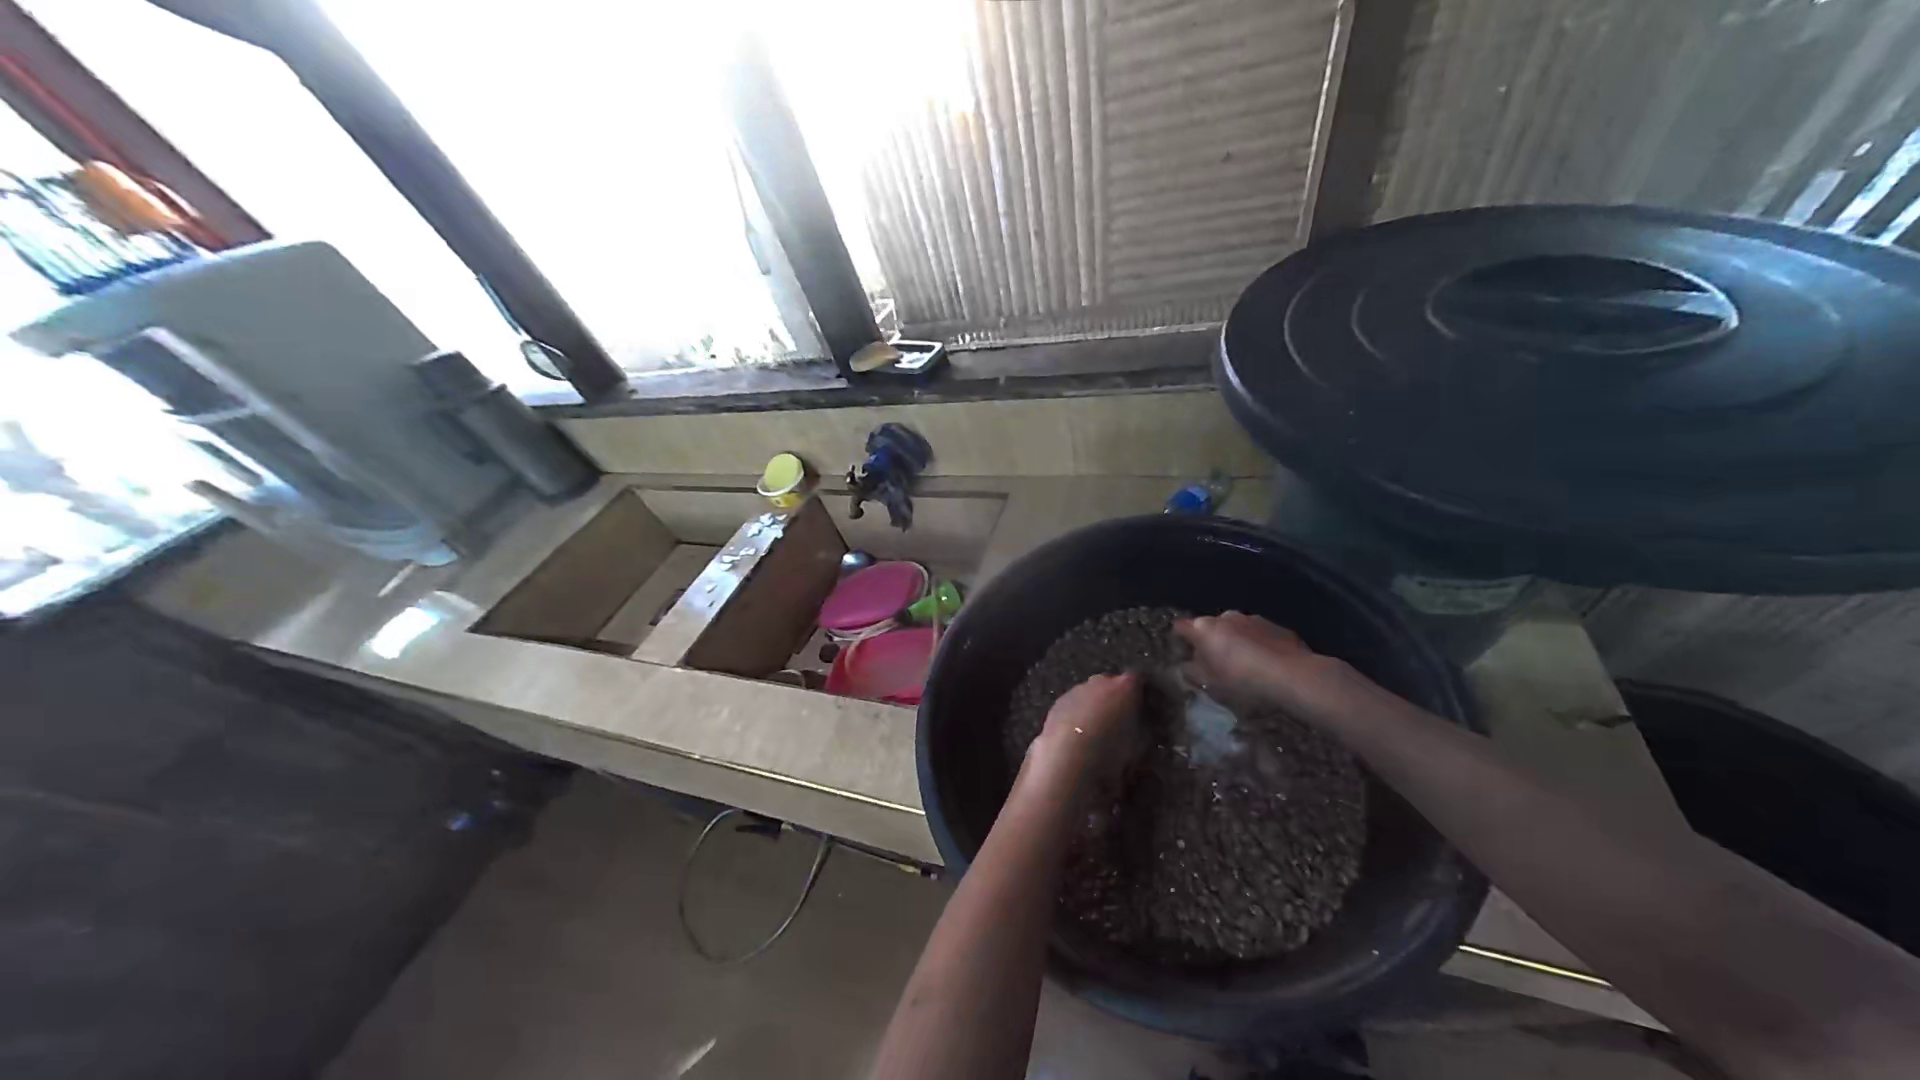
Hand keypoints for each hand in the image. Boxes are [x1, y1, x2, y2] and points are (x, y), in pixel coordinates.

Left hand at [1028, 673, 1143, 803]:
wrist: (1068, 757)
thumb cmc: (1113, 750)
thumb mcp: (1143, 744)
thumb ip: (1144, 728)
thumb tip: (1142, 725)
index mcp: (1125, 686)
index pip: (1138, 680)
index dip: (1141, 693)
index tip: (1143, 708)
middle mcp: (1100, 681)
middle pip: (1112, 683)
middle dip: (1116, 698)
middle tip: (1119, 720)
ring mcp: (1077, 689)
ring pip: (1090, 694)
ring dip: (1095, 706)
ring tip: (1096, 731)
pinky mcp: (1058, 702)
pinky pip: (1073, 705)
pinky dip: (1077, 714)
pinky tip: (1077, 734)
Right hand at [1174, 612, 1352, 716]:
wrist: (1293, 676)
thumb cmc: (1242, 682)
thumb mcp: (1210, 685)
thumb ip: (1191, 673)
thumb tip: (1184, 667)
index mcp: (1203, 629)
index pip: (1180, 628)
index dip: (1179, 641)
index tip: (1183, 656)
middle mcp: (1225, 617)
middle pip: (1209, 628)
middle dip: (1210, 643)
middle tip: (1216, 666)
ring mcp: (1252, 618)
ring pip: (1235, 629)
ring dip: (1235, 643)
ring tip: (1246, 666)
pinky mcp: (1276, 625)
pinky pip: (1258, 634)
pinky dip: (1257, 645)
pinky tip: (1266, 664)